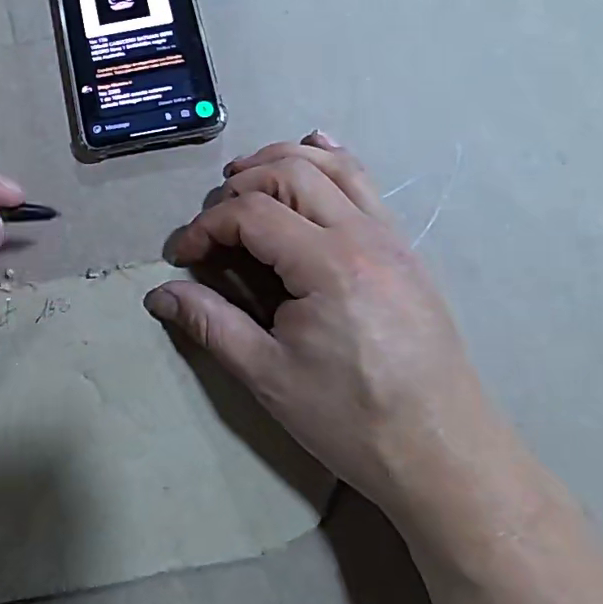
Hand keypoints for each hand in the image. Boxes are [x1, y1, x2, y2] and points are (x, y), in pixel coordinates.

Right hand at [143, 131, 491, 516]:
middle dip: (239, 185)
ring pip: (332, 166)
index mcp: (328, 265)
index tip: (183, 255)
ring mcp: (391, 237)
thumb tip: (158, 295)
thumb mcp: (268, 375)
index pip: (252, 213)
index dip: (206, 226)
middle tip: (211, 221)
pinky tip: (315, 150)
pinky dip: (331, 160)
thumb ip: (211, 324)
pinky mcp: (405, 249)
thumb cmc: (351, 419)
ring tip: (245, 176)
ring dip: (282, 160)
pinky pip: (366, 184)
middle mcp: (363, 235)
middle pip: (290, 173)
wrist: (444, 453)